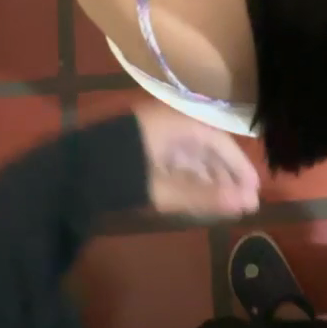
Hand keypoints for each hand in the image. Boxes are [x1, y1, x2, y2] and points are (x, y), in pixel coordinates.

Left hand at [132, 102, 259, 216]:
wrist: (72, 174)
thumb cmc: (124, 175)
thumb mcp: (166, 189)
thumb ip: (207, 196)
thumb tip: (248, 204)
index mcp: (180, 123)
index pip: (221, 143)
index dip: (240, 167)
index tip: (255, 190)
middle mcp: (171, 123)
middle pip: (208, 148)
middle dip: (226, 176)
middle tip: (244, 203)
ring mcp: (155, 134)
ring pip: (192, 156)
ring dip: (210, 179)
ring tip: (225, 203)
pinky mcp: (143, 148)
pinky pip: (177, 161)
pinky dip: (191, 178)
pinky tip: (199, 196)